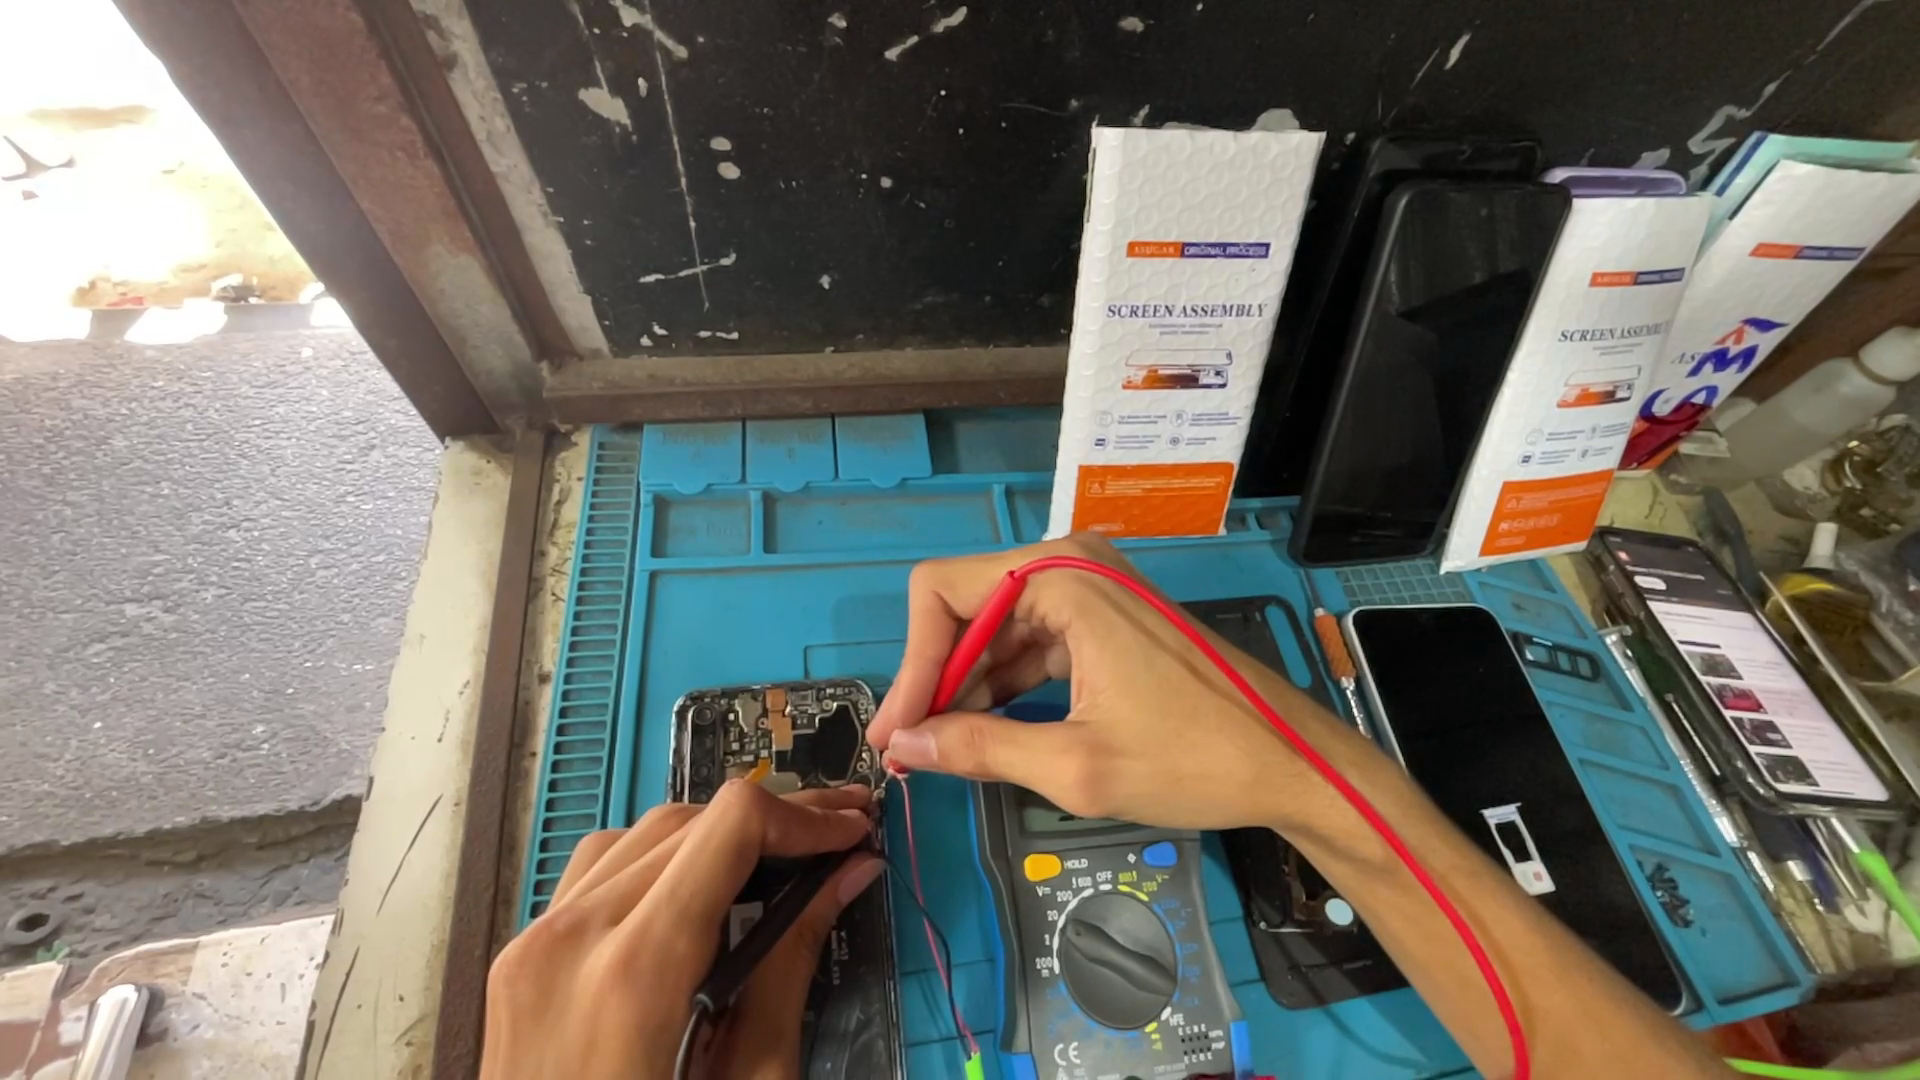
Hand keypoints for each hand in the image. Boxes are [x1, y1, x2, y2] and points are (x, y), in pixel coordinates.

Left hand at [480, 783, 883, 1079]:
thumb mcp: (753, 1078)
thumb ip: (794, 959)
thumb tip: (851, 870)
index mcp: (637, 970)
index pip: (731, 826)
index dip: (804, 816)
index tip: (852, 831)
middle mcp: (575, 934)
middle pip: (694, 819)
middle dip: (776, 820)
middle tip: (838, 833)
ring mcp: (535, 940)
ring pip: (646, 832)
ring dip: (718, 834)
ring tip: (776, 857)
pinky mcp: (520, 955)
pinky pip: (600, 866)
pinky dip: (660, 856)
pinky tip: (693, 885)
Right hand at [868, 535, 1347, 831]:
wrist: (1292, 762)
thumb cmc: (1192, 758)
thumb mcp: (1075, 764)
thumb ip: (978, 747)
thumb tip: (901, 745)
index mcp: (1059, 575)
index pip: (941, 593)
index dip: (911, 664)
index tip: (897, 732)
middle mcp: (1068, 562)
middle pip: (964, 606)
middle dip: (934, 677)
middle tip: (909, 749)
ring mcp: (1089, 586)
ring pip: (995, 627)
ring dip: (965, 684)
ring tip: (939, 749)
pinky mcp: (1102, 616)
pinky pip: (1031, 640)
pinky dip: (1003, 683)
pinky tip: (983, 728)